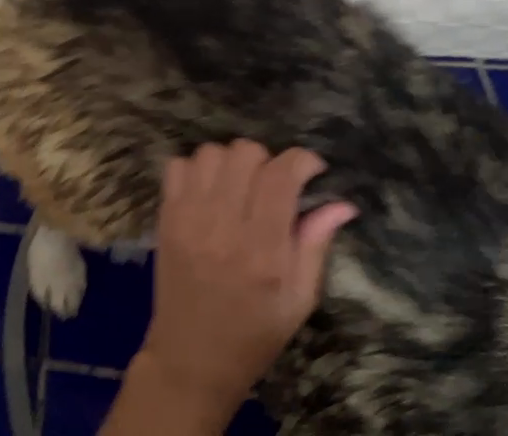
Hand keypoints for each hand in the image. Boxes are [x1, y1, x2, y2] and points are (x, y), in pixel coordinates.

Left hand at [135, 142, 357, 422]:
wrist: (191, 355)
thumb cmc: (254, 334)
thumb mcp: (299, 300)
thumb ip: (316, 245)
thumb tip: (342, 204)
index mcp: (262, 251)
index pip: (280, 177)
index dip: (302, 161)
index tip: (312, 169)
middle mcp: (222, 225)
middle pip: (245, 153)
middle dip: (268, 161)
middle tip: (273, 186)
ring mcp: (187, 217)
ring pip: (211, 152)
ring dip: (231, 162)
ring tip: (240, 187)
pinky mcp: (165, 215)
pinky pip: (177, 164)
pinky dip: (197, 168)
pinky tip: (210, 192)